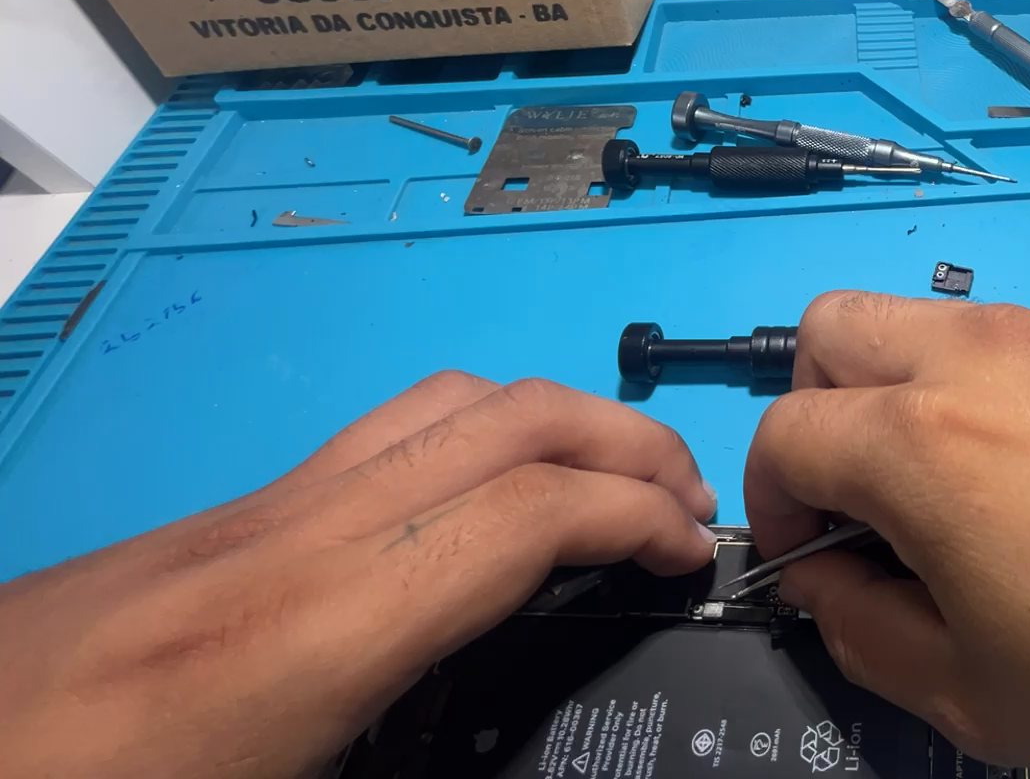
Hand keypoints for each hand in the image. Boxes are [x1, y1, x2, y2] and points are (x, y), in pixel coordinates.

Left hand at [0, 374, 716, 777]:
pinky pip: (399, 428)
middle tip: (688, 500)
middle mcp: (289, 537)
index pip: (528, 515)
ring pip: (460, 401)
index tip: (692, 553)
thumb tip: (525, 759)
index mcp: (300, 639)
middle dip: (633, 442)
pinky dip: (495, 432)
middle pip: (514, 419)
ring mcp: (253, 509)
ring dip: (571, 421)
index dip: (640, 516)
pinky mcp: (225, 514)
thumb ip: (419, 771)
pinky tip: (501, 490)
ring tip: (618, 477)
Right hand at [744, 293, 1029, 778]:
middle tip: (864, 498)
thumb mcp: (980, 695)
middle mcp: (972, 354)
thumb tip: (829, 579)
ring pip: (913, 319)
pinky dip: (967, 383)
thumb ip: (868, 630)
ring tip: (952, 486)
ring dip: (892, 389)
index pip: (781, 429)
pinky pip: (992, 335)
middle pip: (829, 327)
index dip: (774, 501)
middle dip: (815, 408)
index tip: (816, 557)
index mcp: (921, 438)